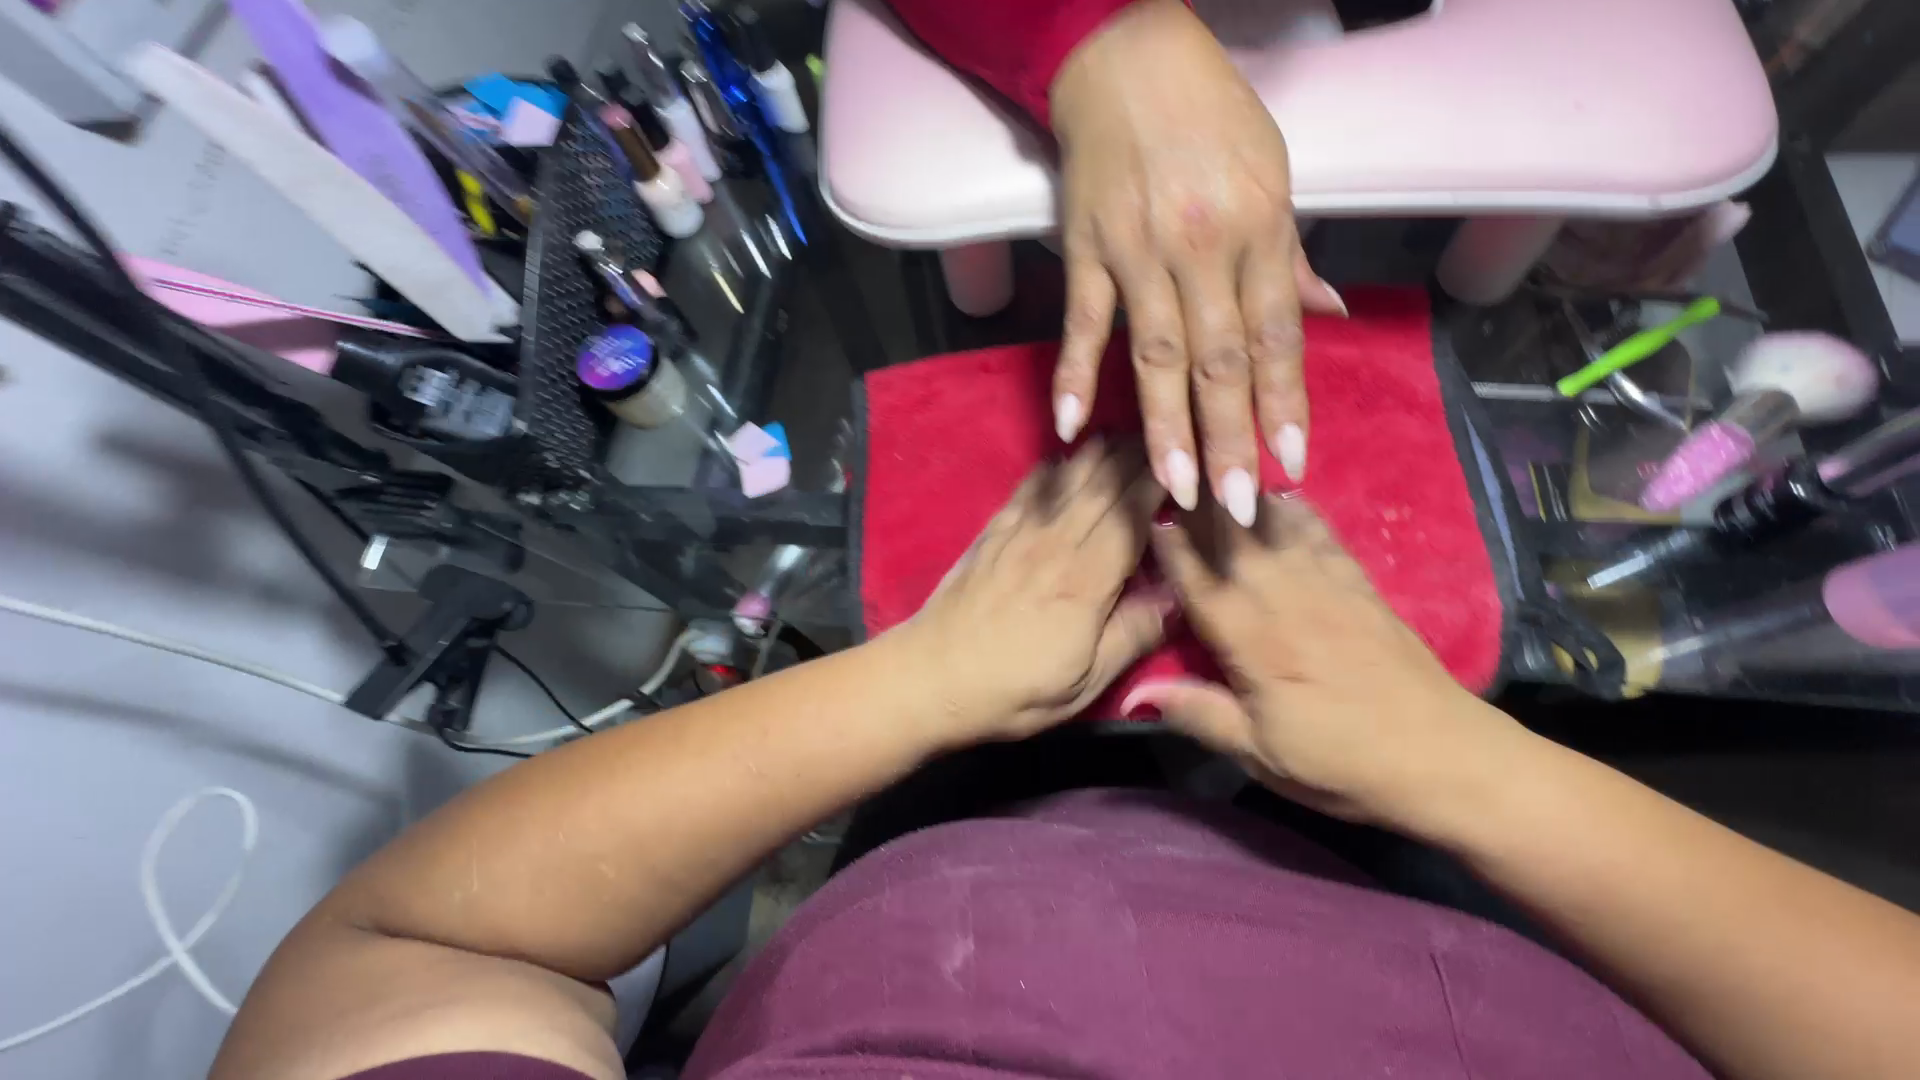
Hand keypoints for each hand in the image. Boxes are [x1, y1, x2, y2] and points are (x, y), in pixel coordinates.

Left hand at [889, 441, 1168, 744]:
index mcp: (1086, 581)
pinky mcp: (993, 531)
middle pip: (1106, 483)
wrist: (931, 678)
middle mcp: (1056, 543)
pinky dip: (1056, 466)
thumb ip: (1134, 634)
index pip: (1135, 515)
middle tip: (1169, 444)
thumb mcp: (1085, 682)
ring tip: (1131, 440)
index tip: (1191, 468)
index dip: (1164, 485)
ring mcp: (1020, 532)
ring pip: (1070, 476)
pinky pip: (1030, 485)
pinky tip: (1069, 459)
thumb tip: (1180, 596)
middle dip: (1141, 457)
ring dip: (1103, 453)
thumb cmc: (1013, 690)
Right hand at [1048, 0, 1345, 528]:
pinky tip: (1070, 426)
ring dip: (1166, 426)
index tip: (1292, 464)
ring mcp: (1138, 254)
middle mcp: (1203, 249)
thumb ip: (1293, 257)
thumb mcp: (1274, 173)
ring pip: (1156, 354)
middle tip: (1237, 506)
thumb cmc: (1211, 115)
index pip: (1276, 336)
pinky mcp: (1086, 253)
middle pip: (1220, 360)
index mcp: (1260, 229)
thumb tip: (1328, 317)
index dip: (1285, 403)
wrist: (1127, 57)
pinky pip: (1082, 323)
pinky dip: (1073, 374)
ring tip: (1176, 489)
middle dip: (1231, 438)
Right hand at [1129, 496, 1522, 825]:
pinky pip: (1322, 536)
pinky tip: (1284, 497)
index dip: (1171, 549)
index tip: (1148, 517)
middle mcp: (1285, 600)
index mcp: (1253, 641)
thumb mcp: (1260, 756)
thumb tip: (1137, 693)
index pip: (1199, 582)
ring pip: (1276, 528)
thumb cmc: (1342, 764)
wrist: (1445, 759)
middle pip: (1235, 540)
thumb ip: (1199, 715)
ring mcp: (1327, 588)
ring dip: (1245, 501)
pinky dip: (1299, 513)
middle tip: (1177, 481)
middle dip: (1203, 509)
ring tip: (1219, 478)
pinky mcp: (1361, 588)